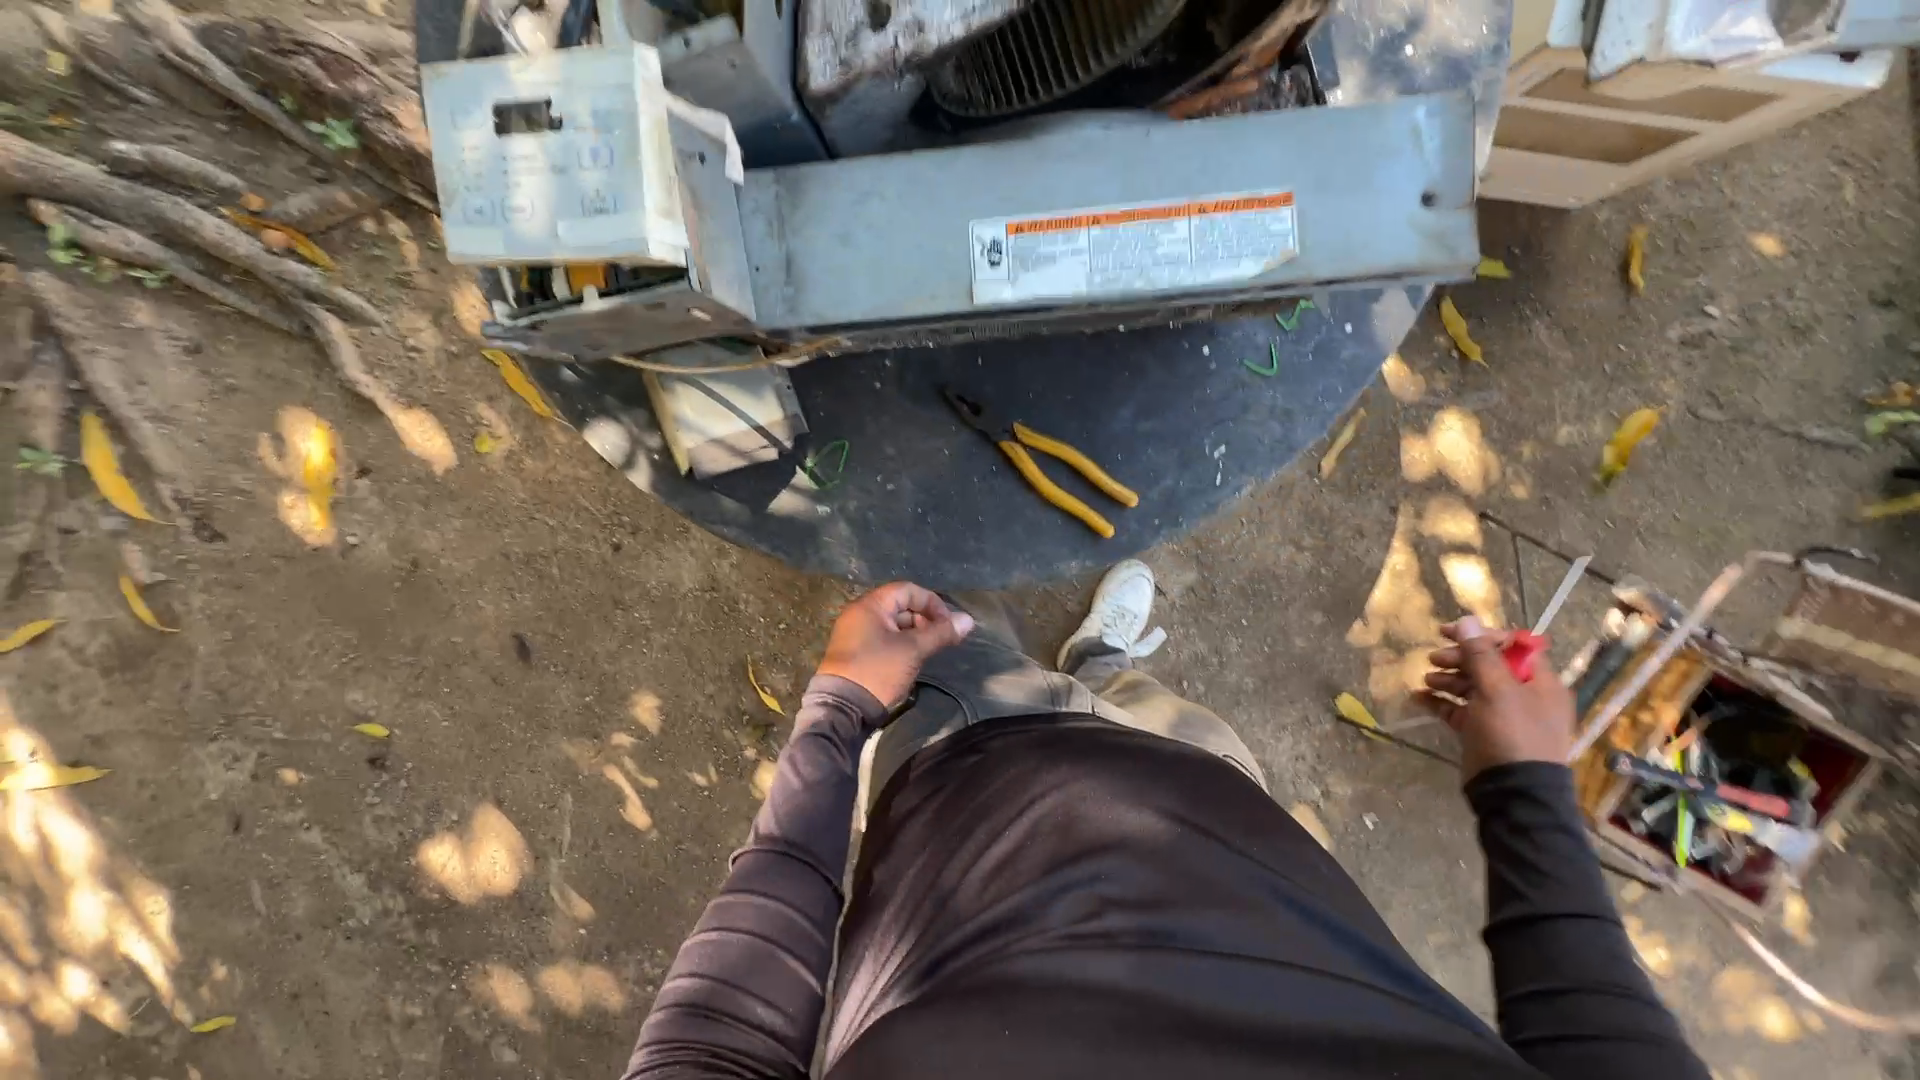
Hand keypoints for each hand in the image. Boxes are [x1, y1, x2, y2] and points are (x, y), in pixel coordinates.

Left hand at [817, 582, 974, 711]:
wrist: (842, 708)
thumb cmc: (878, 671)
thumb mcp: (913, 650)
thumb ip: (940, 633)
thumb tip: (968, 620)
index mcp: (870, 605)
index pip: (907, 590)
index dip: (932, 603)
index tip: (948, 623)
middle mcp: (860, 614)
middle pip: (900, 606)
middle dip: (925, 619)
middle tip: (941, 638)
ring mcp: (856, 633)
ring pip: (893, 624)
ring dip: (915, 633)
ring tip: (930, 649)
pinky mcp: (856, 652)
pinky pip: (884, 638)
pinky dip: (901, 643)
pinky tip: (913, 659)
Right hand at [1420, 615, 1575, 780]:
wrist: (1513, 791)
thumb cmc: (1512, 734)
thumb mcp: (1497, 690)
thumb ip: (1480, 654)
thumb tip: (1467, 620)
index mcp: (1540, 682)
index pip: (1513, 646)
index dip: (1481, 636)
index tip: (1449, 633)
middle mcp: (1524, 695)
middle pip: (1488, 665)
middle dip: (1460, 658)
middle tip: (1434, 659)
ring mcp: (1503, 715)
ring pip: (1472, 686)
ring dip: (1448, 679)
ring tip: (1427, 680)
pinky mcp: (1482, 732)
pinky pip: (1459, 709)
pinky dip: (1440, 702)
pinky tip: (1418, 698)